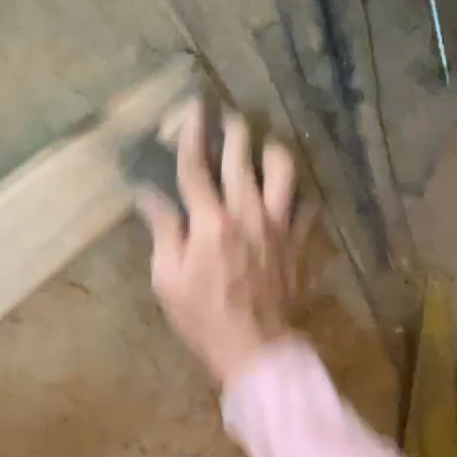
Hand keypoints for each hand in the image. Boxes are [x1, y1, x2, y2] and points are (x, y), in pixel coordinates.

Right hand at [134, 102, 313, 386]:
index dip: (192, 132)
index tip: (193, 106)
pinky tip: (292, 190)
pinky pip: (309, 206)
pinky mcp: (300, 243)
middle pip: (242, 157)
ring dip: (273, 151)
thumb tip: (148, 194)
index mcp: (209, 222)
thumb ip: (163, 231)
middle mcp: (246, 214)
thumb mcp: (166, 279)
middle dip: (235, 130)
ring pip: (284, 172)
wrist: (255, 349)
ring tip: (265, 146)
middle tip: (230, 117)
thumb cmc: (202, 317)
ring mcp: (279, 227)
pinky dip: (301, 192)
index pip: (196, 166)